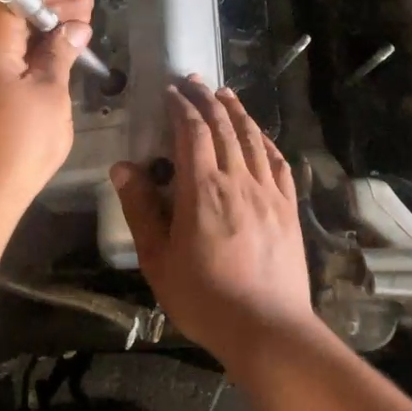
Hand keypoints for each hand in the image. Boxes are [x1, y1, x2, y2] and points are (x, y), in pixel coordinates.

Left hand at [0, 0, 93, 208]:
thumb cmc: (21, 140)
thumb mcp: (49, 93)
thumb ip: (60, 55)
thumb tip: (74, 28)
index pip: (12, 1)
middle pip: (13, 20)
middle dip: (50, 9)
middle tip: (86, 3)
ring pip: (14, 44)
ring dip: (46, 32)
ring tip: (81, 26)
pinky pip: (11, 64)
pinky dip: (36, 55)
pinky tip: (61, 57)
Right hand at [111, 77, 314, 360]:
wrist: (266, 328)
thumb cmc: (203, 298)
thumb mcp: (158, 259)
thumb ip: (141, 209)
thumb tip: (123, 167)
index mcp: (202, 189)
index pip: (191, 132)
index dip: (180, 107)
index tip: (170, 91)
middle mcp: (238, 180)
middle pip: (224, 127)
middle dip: (207, 100)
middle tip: (194, 82)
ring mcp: (268, 193)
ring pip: (254, 139)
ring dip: (237, 112)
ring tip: (225, 94)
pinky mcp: (288, 209)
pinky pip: (278, 163)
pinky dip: (266, 141)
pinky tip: (261, 136)